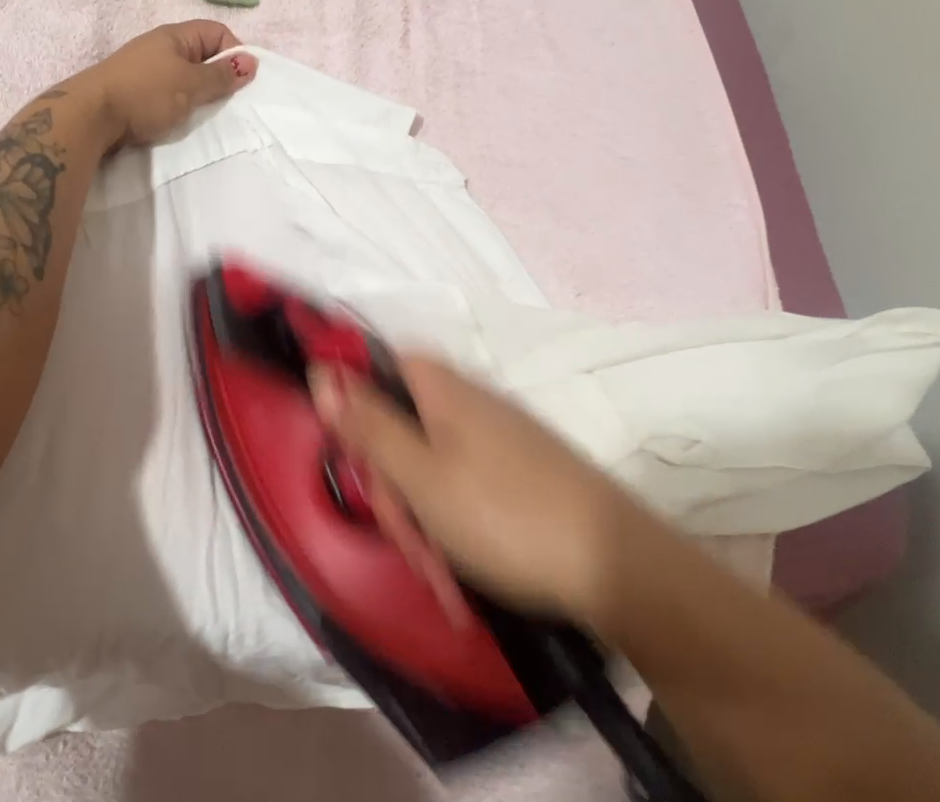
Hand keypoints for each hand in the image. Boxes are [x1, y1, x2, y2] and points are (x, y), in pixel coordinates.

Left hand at [70, 21, 258, 146]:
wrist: (90, 116)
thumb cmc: (145, 94)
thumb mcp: (191, 85)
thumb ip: (221, 75)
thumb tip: (251, 62)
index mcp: (175, 35)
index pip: (217, 32)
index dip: (234, 52)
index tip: (239, 82)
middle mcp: (159, 47)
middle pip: (200, 55)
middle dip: (216, 78)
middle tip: (224, 103)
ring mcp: (143, 70)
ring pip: (182, 78)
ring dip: (195, 96)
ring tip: (200, 115)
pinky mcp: (132, 92)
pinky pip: (164, 94)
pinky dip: (175, 106)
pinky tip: (175, 121)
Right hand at [309, 357, 649, 622]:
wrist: (619, 570)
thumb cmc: (504, 516)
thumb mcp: (418, 475)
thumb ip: (367, 424)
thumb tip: (320, 368)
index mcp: (444, 392)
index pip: (381, 365)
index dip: (355, 400)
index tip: (351, 451)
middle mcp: (470, 407)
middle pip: (401, 425)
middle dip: (390, 484)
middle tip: (402, 531)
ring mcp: (499, 443)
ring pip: (428, 468)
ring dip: (420, 520)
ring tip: (437, 572)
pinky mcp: (519, 478)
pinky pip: (462, 491)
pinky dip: (451, 529)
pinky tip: (458, 575)